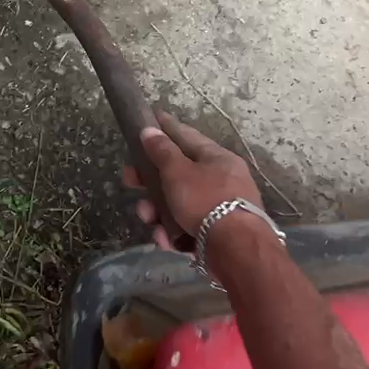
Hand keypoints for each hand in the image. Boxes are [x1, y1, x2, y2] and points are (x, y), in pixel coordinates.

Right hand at [121, 110, 260, 250]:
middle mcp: (221, 180)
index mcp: (217, 159)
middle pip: (176, 173)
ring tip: (149, 220)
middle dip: (150, 181)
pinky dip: (172, 231)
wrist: (238, 251)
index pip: (186, 135)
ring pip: (177, 202)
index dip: (166, 126)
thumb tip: (149, 130)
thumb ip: (161, 150)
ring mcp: (220, 208)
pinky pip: (186, 225)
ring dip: (157, 211)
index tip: (150, 116)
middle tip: (130, 182)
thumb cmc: (206, 201)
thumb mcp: (178, 171)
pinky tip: (166, 239)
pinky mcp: (216, 233)